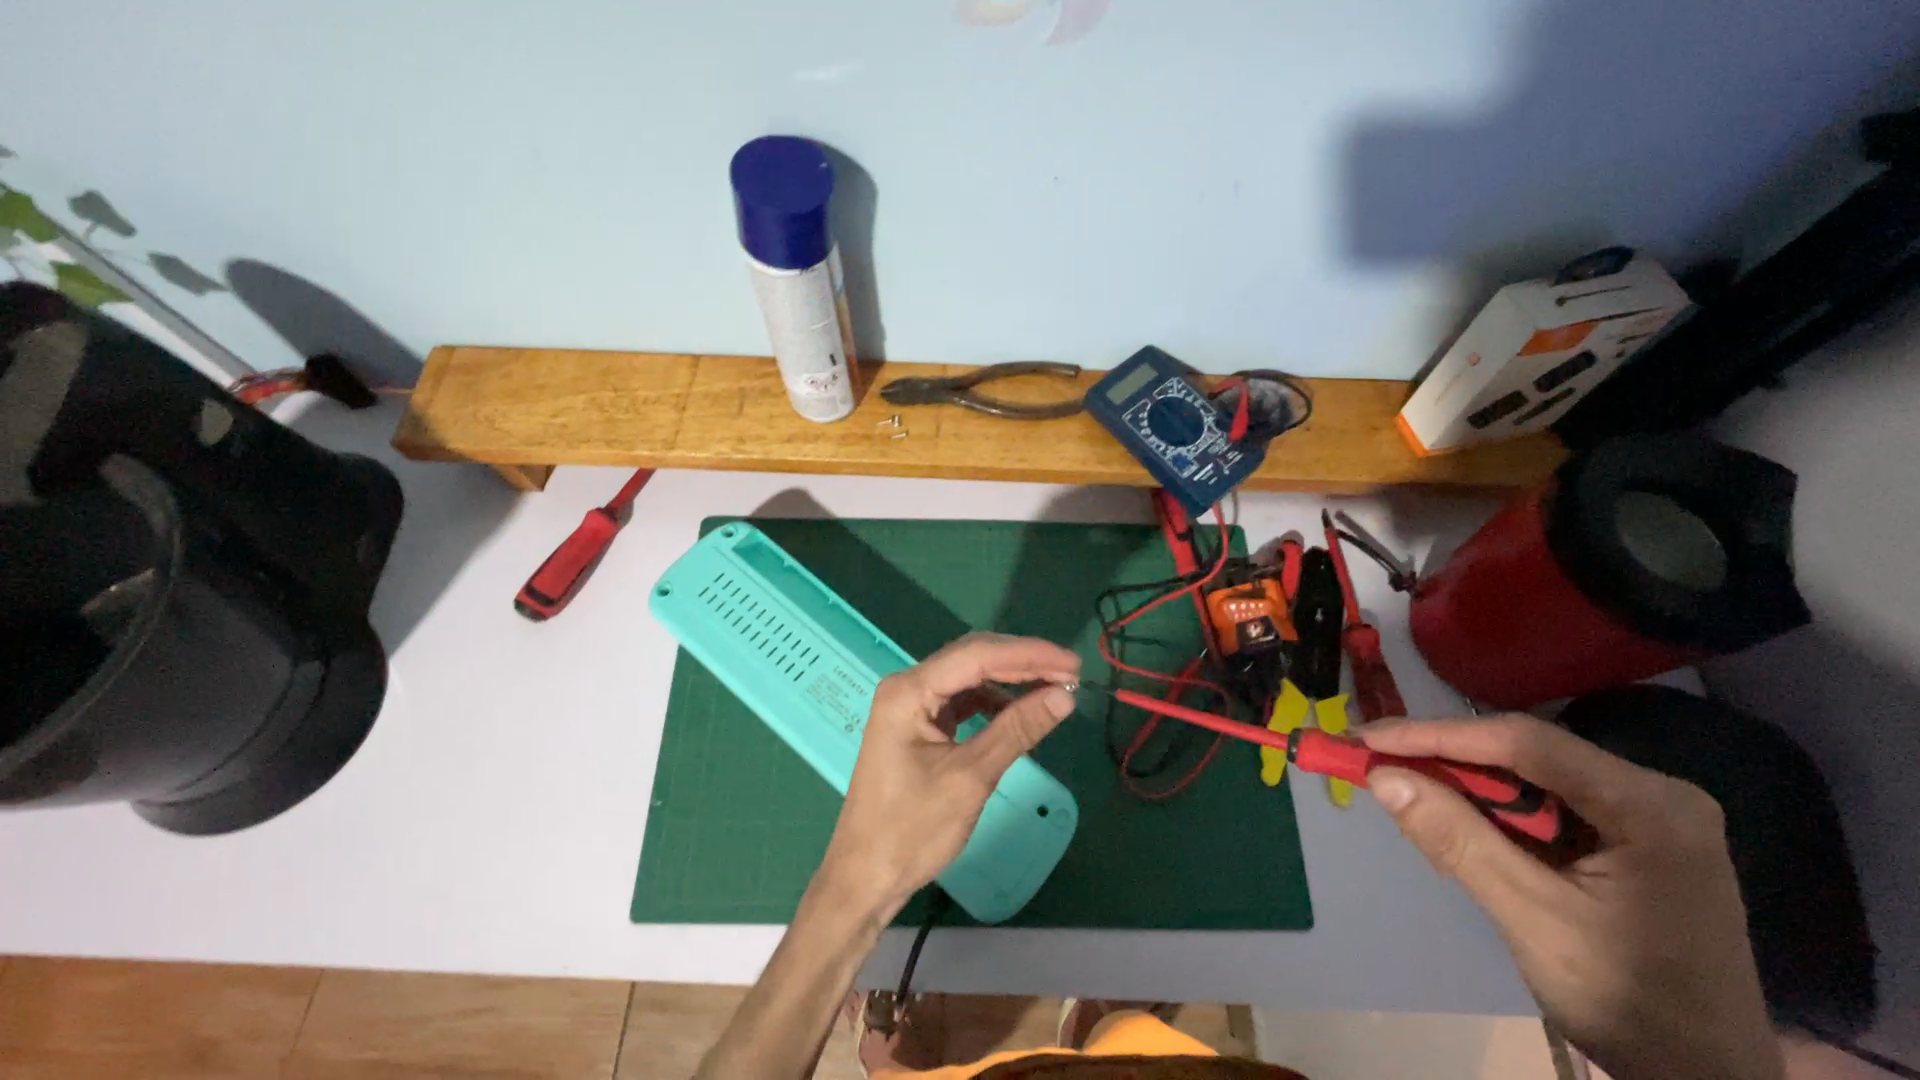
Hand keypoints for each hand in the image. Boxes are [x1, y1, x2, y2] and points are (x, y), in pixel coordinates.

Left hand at [819, 633, 1079, 919]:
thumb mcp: (971, 777)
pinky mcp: (918, 726)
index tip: (1074, 664)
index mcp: (909, 691)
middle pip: (973, 658)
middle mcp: (907, 687)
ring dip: (1012, 683)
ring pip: (970, 678)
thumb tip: (1066, 696)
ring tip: (1054, 693)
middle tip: (1072, 675)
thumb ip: (1017, 730)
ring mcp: (911, 706)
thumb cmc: (912, 830)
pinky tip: (1020, 717)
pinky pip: (962, 702)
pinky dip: (994, 705)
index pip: (977, 655)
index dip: (1029, 654)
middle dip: (1024, 664)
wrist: (865, 877)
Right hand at [1363, 715, 1781, 1079]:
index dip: (1438, 735)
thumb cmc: (1627, 998)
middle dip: (1445, 759)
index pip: (1525, 745)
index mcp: (1650, 806)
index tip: (1367, 737)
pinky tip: (1453, 822)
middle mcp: (1653, 793)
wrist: (1706, 1078)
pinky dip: (1492, 814)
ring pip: (1530, 780)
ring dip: (1464, 787)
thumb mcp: (1531, 917)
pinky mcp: (1629, 841)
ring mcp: (1644, 817)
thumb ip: (1458, 841)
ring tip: (1399, 789)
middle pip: (1527, 756)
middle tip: (1371, 760)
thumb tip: (1381, 777)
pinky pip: (1545, 807)